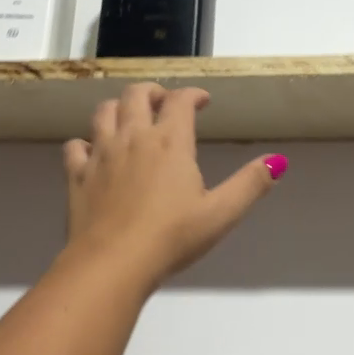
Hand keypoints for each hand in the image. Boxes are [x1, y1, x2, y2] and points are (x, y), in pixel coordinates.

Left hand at [62, 83, 281, 281]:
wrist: (113, 263)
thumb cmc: (172, 237)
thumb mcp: (221, 214)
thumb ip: (250, 184)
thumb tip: (278, 161)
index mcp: (170, 142)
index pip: (180, 101)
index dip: (192, 94)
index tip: (202, 101)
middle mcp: (133, 138)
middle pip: (136, 95)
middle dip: (153, 92)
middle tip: (163, 102)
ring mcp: (101, 154)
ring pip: (104, 112)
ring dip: (118, 107)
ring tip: (129, 117)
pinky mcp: (77, 175)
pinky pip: (75, 146)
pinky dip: (85, 143)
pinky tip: (93, 152)